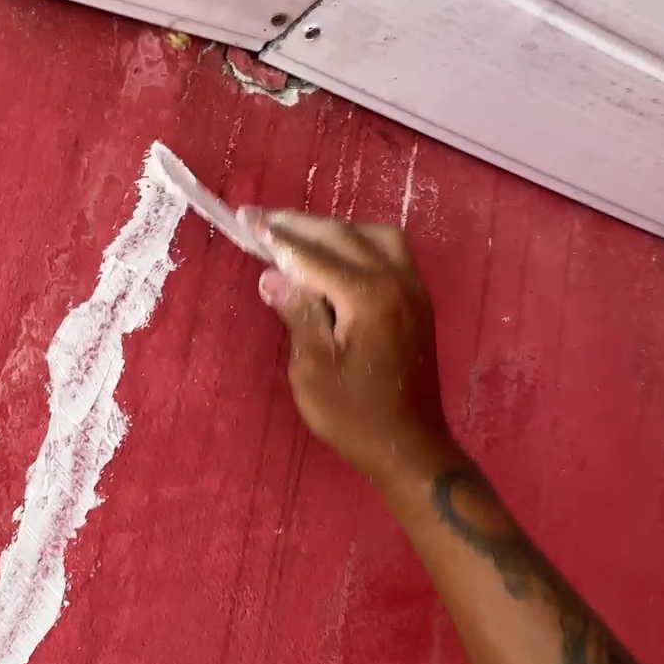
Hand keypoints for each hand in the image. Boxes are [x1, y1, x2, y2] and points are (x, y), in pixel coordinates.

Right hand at [240, 208, 462, 492]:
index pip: (313, 256)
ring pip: (375, 237)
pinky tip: (336, 255)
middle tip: (261, 218)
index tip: (247, 219)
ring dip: (335, 229)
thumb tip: (273, 275)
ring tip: (298, 234)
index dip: (276, 238)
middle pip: (344, 236)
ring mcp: (413, 291)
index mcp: (368, 297)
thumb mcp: (312, 368)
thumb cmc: (352, 414)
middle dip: (300, 225)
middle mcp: (397, 282)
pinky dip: (358, 243)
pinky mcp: (416, 304)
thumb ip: (297, 314)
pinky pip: (390, 254)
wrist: (407, 446)